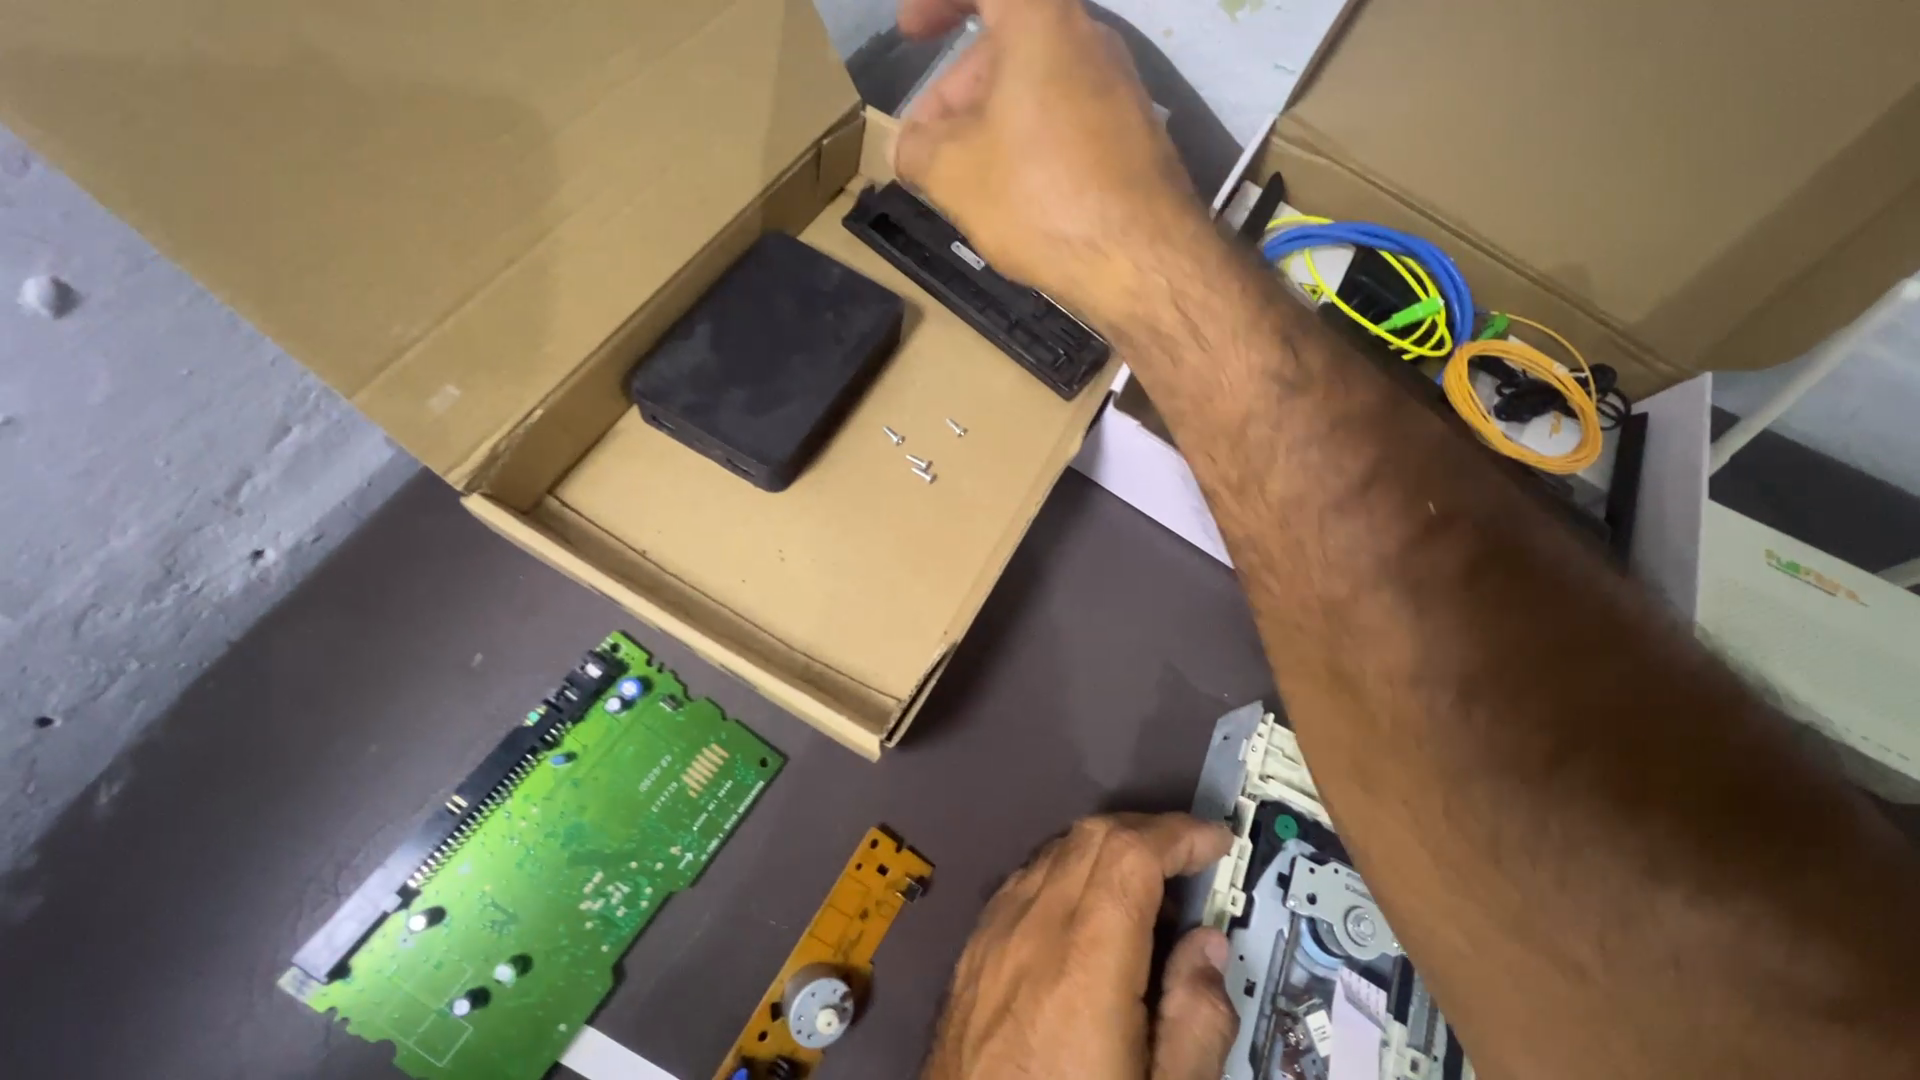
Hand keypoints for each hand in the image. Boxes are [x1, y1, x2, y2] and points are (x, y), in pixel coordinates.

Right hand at [893, 0, 1213, 332]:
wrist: (1141, 262)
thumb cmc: (1040, 198)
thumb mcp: (954, 173)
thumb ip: (916, 148)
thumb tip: (907, 148)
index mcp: (1043, 23)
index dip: (937, 2)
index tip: (910, 34)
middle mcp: (1091, 41)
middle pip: (1010, 43)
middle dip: (957, 89)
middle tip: (928, 145)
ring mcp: (1120, 90)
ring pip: (1038, 87)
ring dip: (991, 122)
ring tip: (965, 180)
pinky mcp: (1134, 138)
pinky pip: (1067, 120)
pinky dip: (1030, 143)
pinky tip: (1015, 197)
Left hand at [922, 814, 1238, 1079]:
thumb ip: (1197, 1022)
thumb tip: (1206, 944)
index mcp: (1085, 963)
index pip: (1130, 854)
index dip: (1179, 834)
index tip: (1217, 842)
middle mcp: (1032, 929)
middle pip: (1091, 837)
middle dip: (1148, 830)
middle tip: (1192, 860)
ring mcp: (992, 936)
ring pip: (1054, 852)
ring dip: (1106, 849)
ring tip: (1147, 893)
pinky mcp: (971, 953)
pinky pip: (1025, 882)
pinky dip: (1067, 872)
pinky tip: (1087, 914)